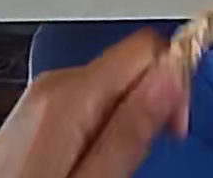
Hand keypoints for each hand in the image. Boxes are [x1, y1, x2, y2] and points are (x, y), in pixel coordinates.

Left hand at [0, 30, 189, 177]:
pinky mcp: (35, 111)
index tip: (176, 127)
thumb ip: (132, 128)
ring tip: (114, 167)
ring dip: (127, 114)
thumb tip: (176, 68)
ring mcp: (42, 95)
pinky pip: (88, 98)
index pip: (145, 46)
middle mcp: (55, 80)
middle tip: (146, 157)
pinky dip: (103, 121)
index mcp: (70, 94)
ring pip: (111, 82)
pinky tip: (91, 162)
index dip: (172, 76)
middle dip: (150, 100)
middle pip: (128, 63)